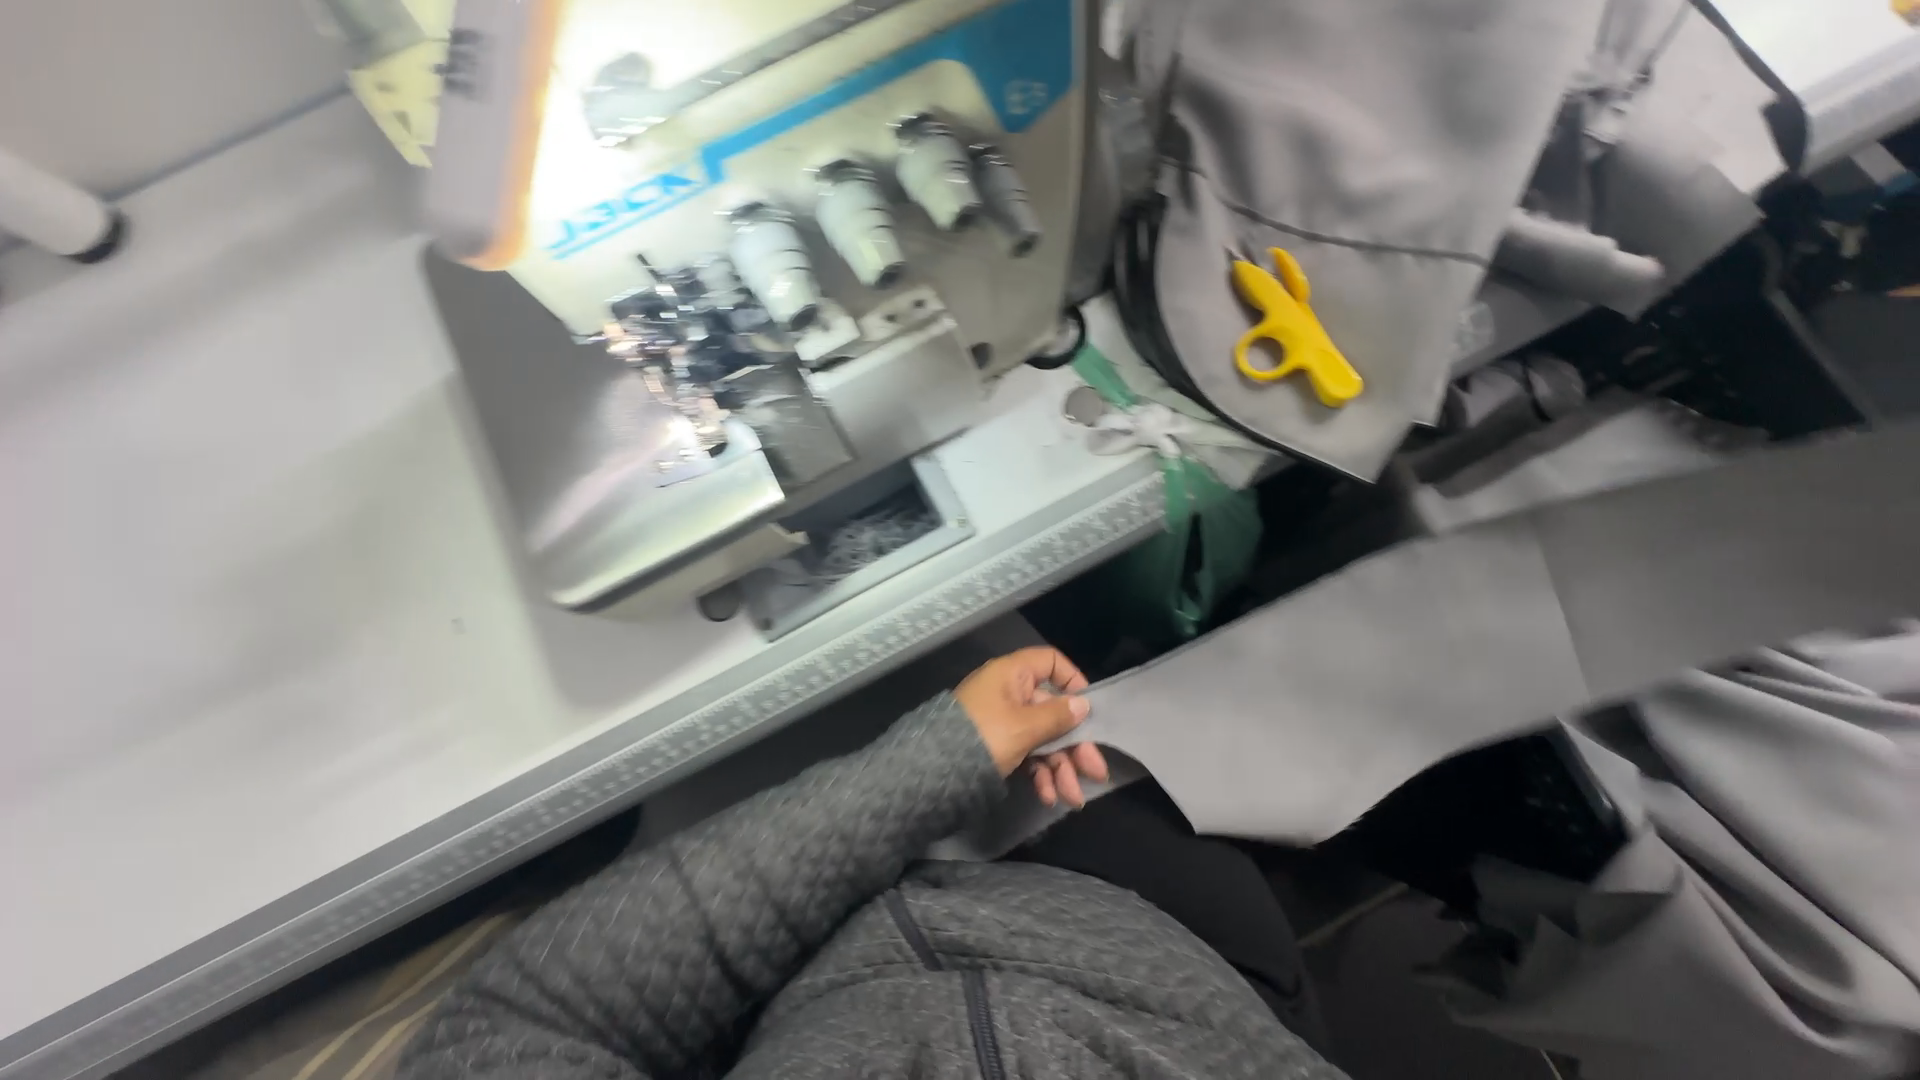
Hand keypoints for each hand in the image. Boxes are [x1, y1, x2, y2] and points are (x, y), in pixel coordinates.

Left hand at [954, 647, 1108, 807]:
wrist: (933, 772)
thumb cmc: (984, 736)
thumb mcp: (1023, 726)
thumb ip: (1057, 716)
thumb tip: (1082, 704)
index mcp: (1012, 674)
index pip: (1050, 662)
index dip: (1073, 681)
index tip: (1089, 709)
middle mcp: (1008, 693)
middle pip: (1052, 710)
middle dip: (1075, 745)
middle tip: (1095, 772)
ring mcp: (1002, 721)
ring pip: (1043, 738)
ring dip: (1061, 767)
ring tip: (1072, 798)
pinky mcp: (997, 746)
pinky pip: (1027, 754)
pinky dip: (1040, 773)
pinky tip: (1048, 797)